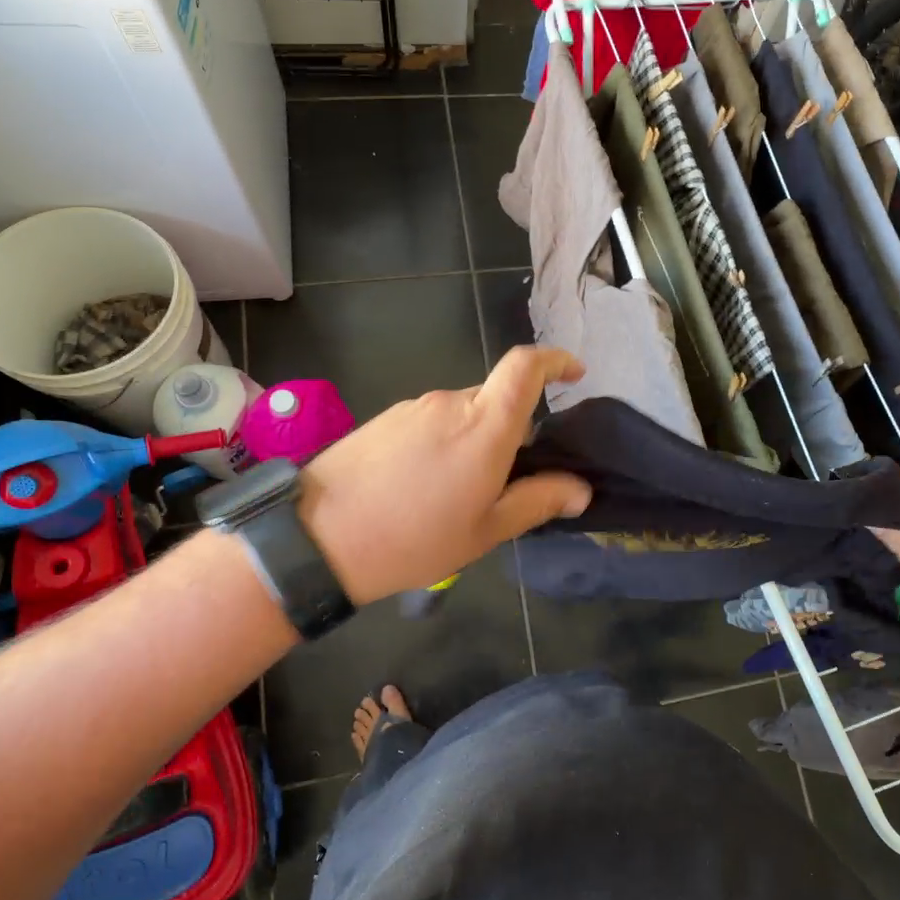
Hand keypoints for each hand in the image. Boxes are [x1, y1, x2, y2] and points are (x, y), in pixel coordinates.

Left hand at [295, 347, 591, 605]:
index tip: (574, 374)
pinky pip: (429, 422)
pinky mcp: (384, 420)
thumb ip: (538, 501)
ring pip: (461, 414)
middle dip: (510, 430)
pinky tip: (421, 487)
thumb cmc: (415, 538)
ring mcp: (412, 408)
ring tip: (456, 495)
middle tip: (504, 483)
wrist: (318, 539)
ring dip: (472, 441)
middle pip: (495, 398)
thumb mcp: (486, 530)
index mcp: (484, 425)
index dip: (555, 360)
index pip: (525, 367)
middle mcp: (449, 403)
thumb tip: (581, 490)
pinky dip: (441, 444)